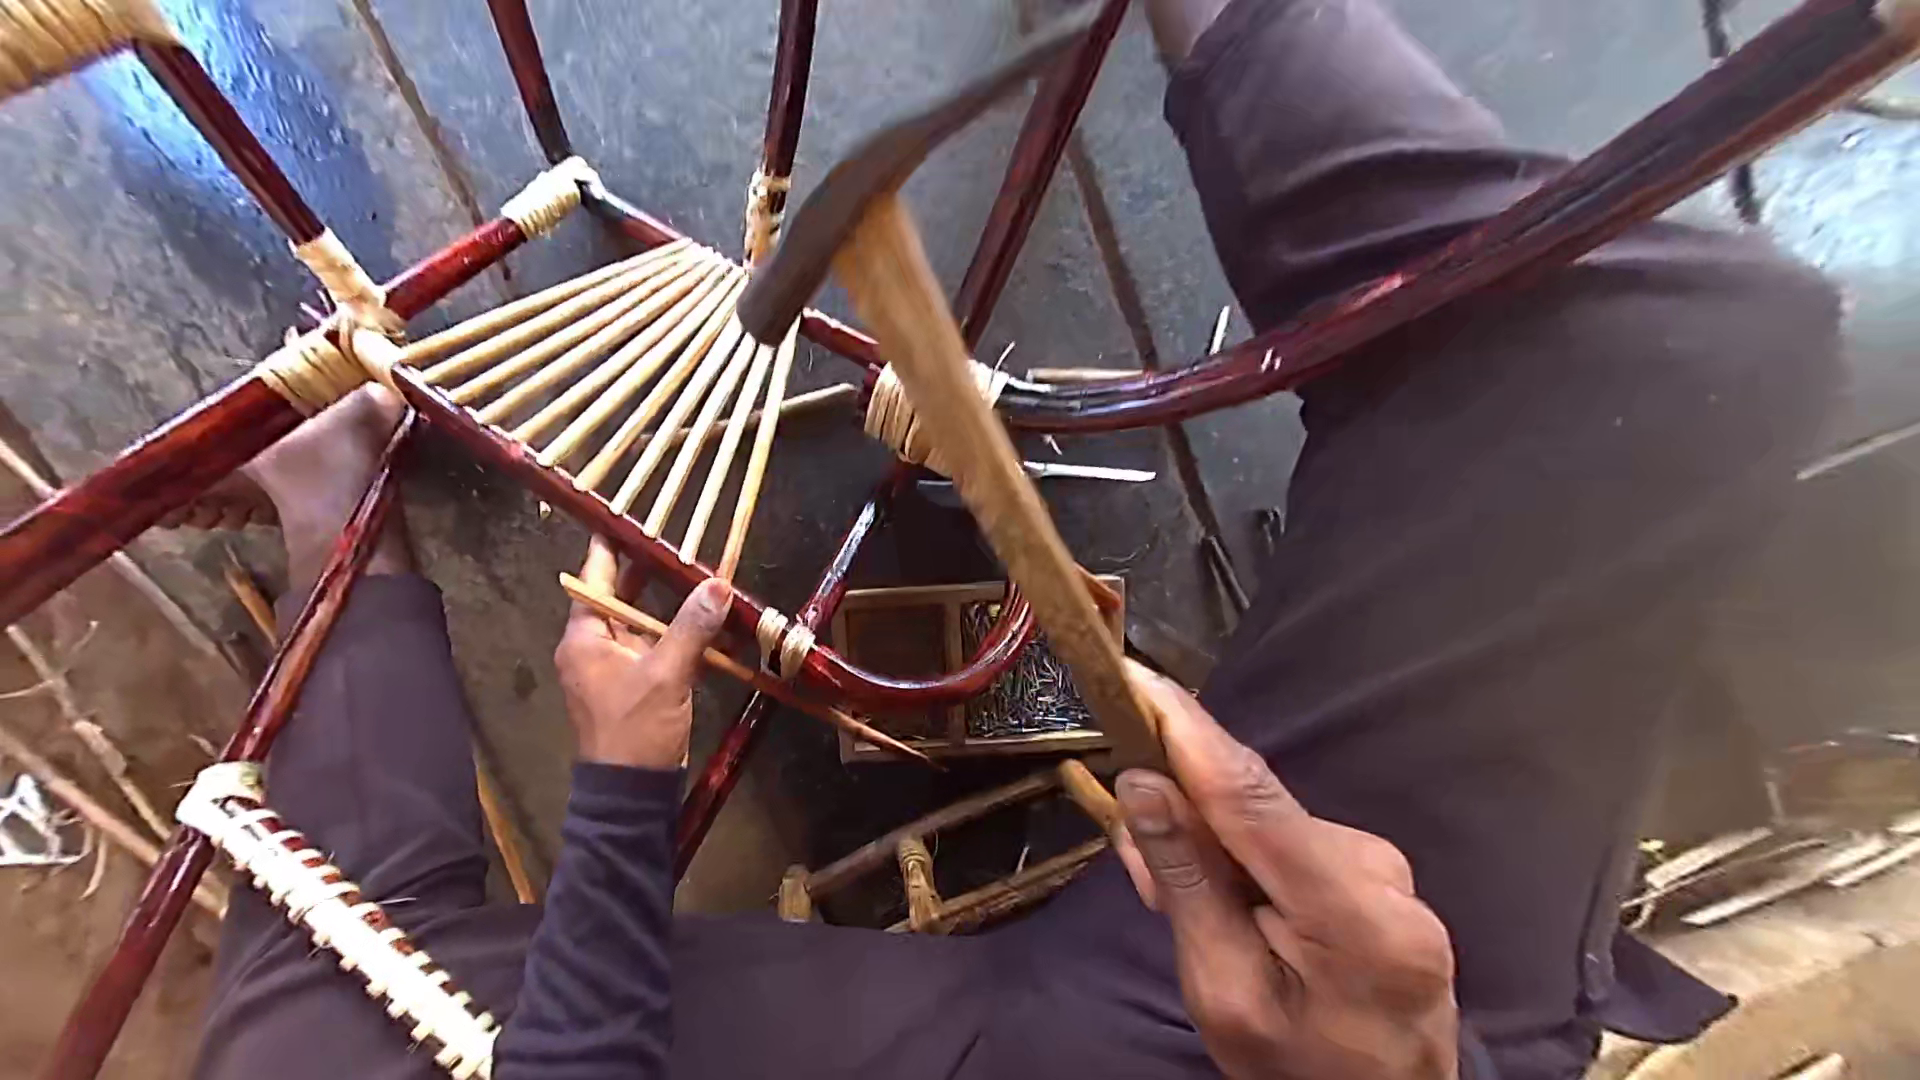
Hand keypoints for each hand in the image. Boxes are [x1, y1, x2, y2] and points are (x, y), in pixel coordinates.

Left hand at [553, 541, 731, 768]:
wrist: (634, 790)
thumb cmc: (635, 728)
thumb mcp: (665, 674)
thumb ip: (692, 627)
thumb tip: (719, 585)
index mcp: (586, 637)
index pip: (595, 578)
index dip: (612, 546)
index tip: (631, 516)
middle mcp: (597, 644)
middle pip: (624, 595)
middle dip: (655, 571)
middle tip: (685, 540)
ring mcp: (620, 663)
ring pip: (648, 619)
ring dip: (676, 602)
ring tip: (706, 573)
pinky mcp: (642, 680)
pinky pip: (663, 643)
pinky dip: (685, 631)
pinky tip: (714, 621)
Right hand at [1112, 664, 1458, 1079]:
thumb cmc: (1295, 1069)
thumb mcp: (1221, 992)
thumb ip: (1184, 882)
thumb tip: (1141, 781)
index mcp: (1356, 918)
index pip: (1250, 795)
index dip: (1188, 729)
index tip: (1136, 677)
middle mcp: (1380, 870)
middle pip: (1246, 799)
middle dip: (1179, 807)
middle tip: (1142, 873)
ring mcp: (1378, 861)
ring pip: (1253, 812)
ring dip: (1202, 837)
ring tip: (1183, 906)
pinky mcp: (1365, 860)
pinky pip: (1272, 827)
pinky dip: (1232, 849)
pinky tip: (1223, 898)